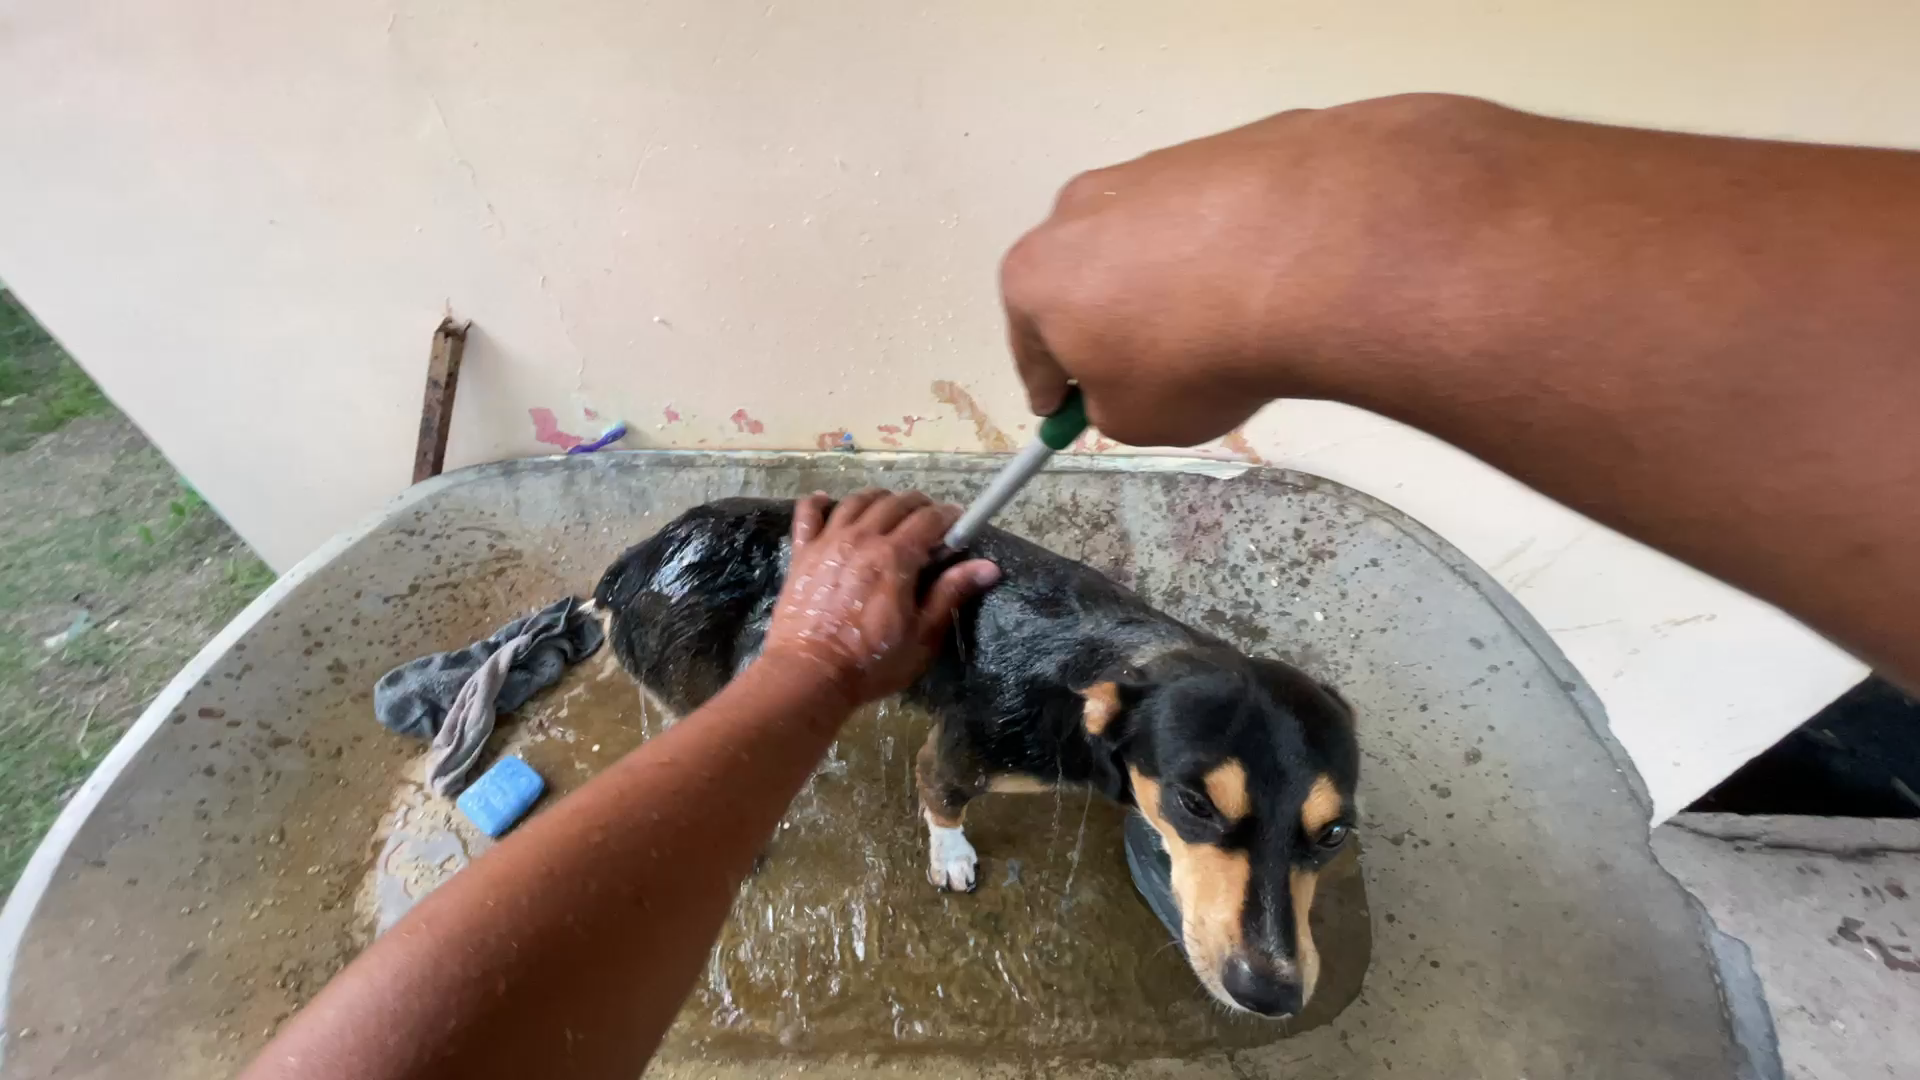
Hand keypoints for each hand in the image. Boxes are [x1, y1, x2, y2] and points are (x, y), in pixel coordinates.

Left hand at [761, 491, 999, 705]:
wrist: (809, 675)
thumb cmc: (871, 662)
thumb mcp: (922, 635)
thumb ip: (951, 593)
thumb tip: (989, 567)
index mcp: (895, 557)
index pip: (929, 519)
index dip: (948, 516)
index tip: (958, 523)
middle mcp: (862, 538)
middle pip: (895, 503)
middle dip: (918, 505)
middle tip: (929, 520)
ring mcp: (829, 542)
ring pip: (857, 501)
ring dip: (879, 499)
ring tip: (889, 510)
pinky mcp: (803, 553)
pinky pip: (808, 514)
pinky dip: (818, 502)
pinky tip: (826, 501)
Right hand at [1001, 93, 1525, 445]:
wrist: (1313, 258)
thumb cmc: (1193, 358)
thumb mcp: (1132, 421)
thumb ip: (1105, 404)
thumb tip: (1117, 384)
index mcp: (1035, 275)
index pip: (1030, 349)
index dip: (1050, 386)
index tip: (1064, 408)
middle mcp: (1078, 209)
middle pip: (1080, 283)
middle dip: (1102, 325)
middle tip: (1141, 367)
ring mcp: (1152, 168)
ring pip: (1142, 244)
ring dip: (1161, 284)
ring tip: (1214, 325)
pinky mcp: (1224, 145)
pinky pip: (1207, 217)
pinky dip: (1218, 249)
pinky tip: (1255, 284)